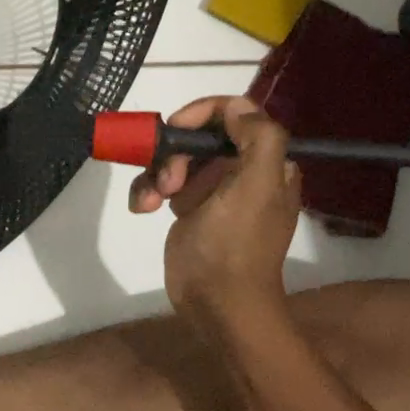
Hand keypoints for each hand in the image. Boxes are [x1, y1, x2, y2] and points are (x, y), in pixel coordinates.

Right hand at [129, 97, 299, 320]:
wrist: (217, 302)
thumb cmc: (235, 245)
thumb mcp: (257, 187)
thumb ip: (259, 138)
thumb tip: (236, 107)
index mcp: (266, 162)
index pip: (235, 115)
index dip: (202, 114)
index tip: (175, 129)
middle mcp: (242, 171)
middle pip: (199, 136)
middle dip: (174, 152)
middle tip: (168, 181)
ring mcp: (213, 191)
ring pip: (175, 158)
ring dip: (155, 173)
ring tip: (152, 200)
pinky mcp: (188, 209)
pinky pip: (162, 183)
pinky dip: (147, 191)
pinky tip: (143, 208)